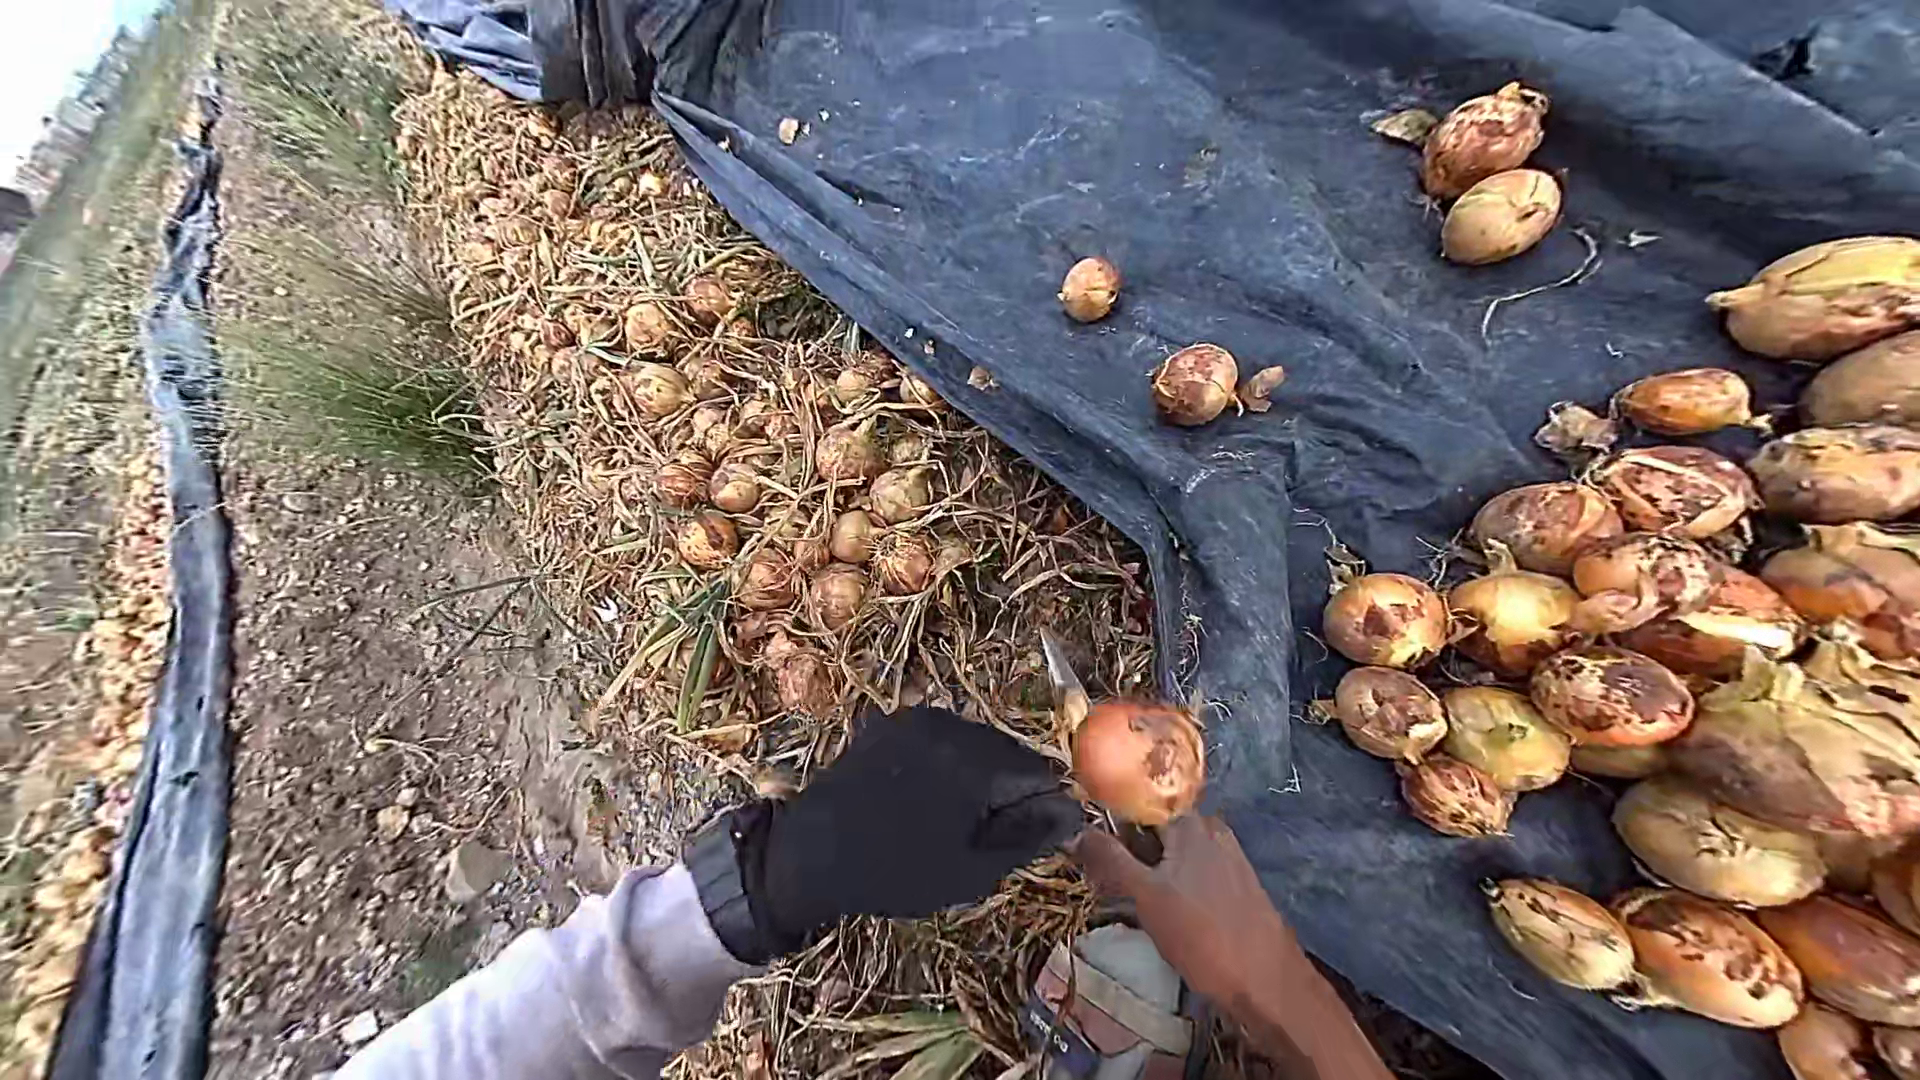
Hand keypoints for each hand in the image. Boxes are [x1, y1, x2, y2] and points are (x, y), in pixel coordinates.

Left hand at [738, 707, 1080, 955]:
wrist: (812, 850)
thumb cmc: (896, 871)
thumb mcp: (971, 869)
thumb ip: (1029, 835)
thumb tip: (1075, 810)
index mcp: (974, 762)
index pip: (1038, 770)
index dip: (1041, 801)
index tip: (1026, 830)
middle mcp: (951, 725)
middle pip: (1009, 749)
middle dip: (1011, 784)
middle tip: (984, 827)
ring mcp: (920, 716)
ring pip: (978, 739)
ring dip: (982, 769)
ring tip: (953, 811)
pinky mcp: (898, 717)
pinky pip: (946, 733)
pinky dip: (952, 757)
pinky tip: (929, 790)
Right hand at [1075, 816, 1393, 1079]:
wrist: (1274, 989)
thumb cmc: (1205, 936)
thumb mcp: (1146, 897)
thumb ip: (1109, 859)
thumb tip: (1074, 832)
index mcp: (1189, 822)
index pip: (1138, 802)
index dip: (1112, 821)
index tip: (1094, 847)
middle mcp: (1211, 828)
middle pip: (1156, 825)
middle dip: (1130, 849)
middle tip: (1110, 882)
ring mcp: (1229, 855)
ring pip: (1175, 850)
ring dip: (1151, 868)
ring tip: (1136, 901)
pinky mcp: (1239, 882)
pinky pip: (1195, 868)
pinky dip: (1174, 881)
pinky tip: (1170, 912)